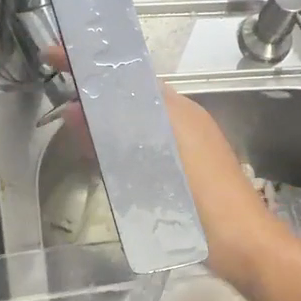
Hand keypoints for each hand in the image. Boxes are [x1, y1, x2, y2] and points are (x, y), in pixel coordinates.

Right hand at [47, 76, 288, 284]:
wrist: (244, 245)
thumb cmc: (205, 205)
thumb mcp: (154, 170)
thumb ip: (113, 143)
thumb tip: (76, 113)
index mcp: (176, 110)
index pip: (126, 75)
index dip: (91, 65)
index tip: (56, 55)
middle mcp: (181, 120)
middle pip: (130, 95)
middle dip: (95, 90)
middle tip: (60, 92)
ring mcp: (187, 144)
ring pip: (137, 120)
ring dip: (106, 118)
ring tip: (74, 123)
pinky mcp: (187, 169)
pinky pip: (147, 143)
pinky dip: (121, 143)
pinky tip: (105, 158)